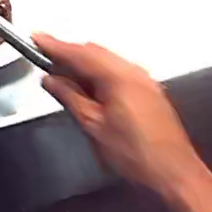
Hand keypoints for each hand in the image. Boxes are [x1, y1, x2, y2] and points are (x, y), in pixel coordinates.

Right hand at [37, 34, 209, 199]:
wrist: (174, 174)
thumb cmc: (138, 155)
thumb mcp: (93, 126)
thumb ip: (69, 97)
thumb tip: (52, 81)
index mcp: (117, 76)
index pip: (79, 53)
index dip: (54, 45)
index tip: (37, 38)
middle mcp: (133, 71)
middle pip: (93, 51)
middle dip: (68, 52)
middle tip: (45, 56)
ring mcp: (143, 79)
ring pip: (106, 59)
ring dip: (83, 62)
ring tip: (63, 73)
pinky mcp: (148, 90)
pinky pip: (118, 69)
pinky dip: (99, 71)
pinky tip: (89, 85)